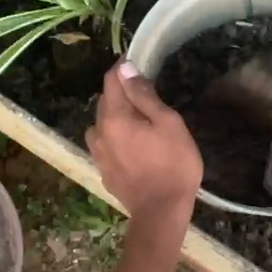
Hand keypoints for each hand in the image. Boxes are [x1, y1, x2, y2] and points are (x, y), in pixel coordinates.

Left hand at [86, 61, 202, 222]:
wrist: (161, 213)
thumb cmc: (173, 164)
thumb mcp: (168, 123)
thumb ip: (144, 95)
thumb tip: (126, 69)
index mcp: (114, 116)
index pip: (111, 80)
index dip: (123, 66)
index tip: (138, 59)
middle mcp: (99, 132)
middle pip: (104, 101)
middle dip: (120, 91)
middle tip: (144, 89)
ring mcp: (98, 154)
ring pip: (101, 124)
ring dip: (115, 115)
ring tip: (136, 119)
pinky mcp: (104, 172)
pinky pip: (105, 144)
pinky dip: (115, 137)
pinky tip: (131, 145)